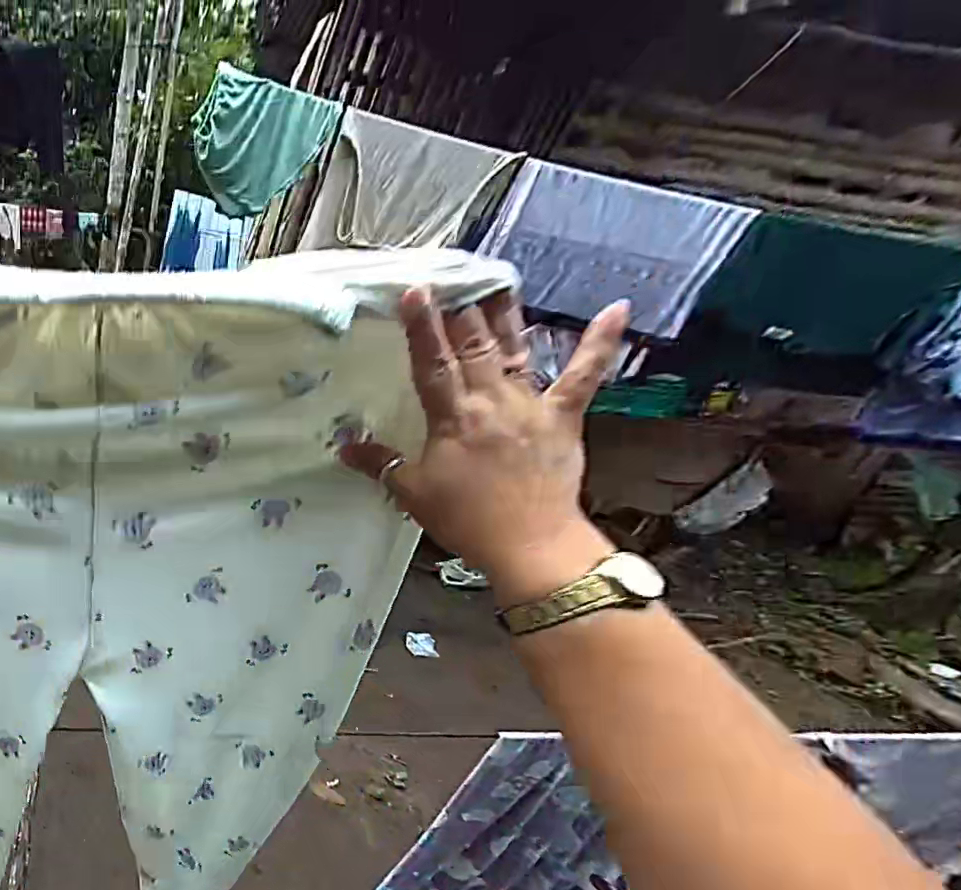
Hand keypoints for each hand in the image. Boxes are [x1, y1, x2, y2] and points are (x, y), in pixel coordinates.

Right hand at [341, 287, 629, 603]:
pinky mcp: (563, 417)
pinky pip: (583, 376)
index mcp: (453, 418)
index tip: (415, 292)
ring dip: (505, 314)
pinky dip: (599, 343)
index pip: (432, 364)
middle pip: (473, 346)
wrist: (529, 543)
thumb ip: (380, 463)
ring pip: (515, 349)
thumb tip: (344, 446)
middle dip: (460, 309)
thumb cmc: (465, 518)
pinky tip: (616, 308)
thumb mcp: (411, 493)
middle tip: (453, 275)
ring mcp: (530, 405)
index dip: (421, 328)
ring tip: (498, 278)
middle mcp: (491, 401)